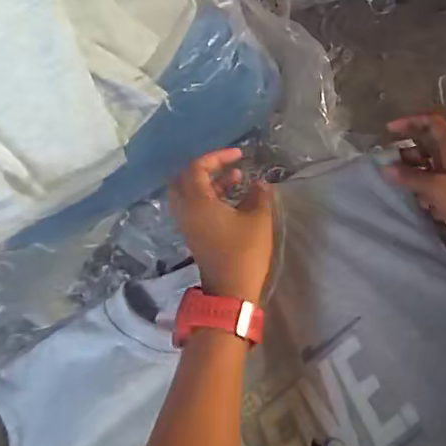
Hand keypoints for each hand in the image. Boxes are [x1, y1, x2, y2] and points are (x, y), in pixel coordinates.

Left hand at [168, 147, 273, 303]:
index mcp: (197, 202)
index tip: (239, 155)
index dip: (218, 157)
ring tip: (237, 178)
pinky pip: (193, 207)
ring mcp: (187, 224)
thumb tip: (260, 183)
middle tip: (227, 164)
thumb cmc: (244, 251)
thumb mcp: (258, 219)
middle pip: (184, 178)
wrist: (231, 290)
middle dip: (206, 168)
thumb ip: (259, 195)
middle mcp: (185, 210)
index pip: (197, 168)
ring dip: (209, 182)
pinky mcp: (193, 234)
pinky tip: (232, 198)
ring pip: (188, 193)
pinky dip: (208, 197)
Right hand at [383, 114, 445, 248]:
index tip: (389, 130)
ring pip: (427, 167)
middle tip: (387, 163)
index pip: (432, 123)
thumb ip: (409, 177)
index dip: (410, 121)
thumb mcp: (435, 187)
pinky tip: (418, 202)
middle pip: (427, 145)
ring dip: (413, 173)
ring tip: (398, 184)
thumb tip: (386, 168)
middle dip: (407, 152)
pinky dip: (423, 191)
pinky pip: (432, 186)